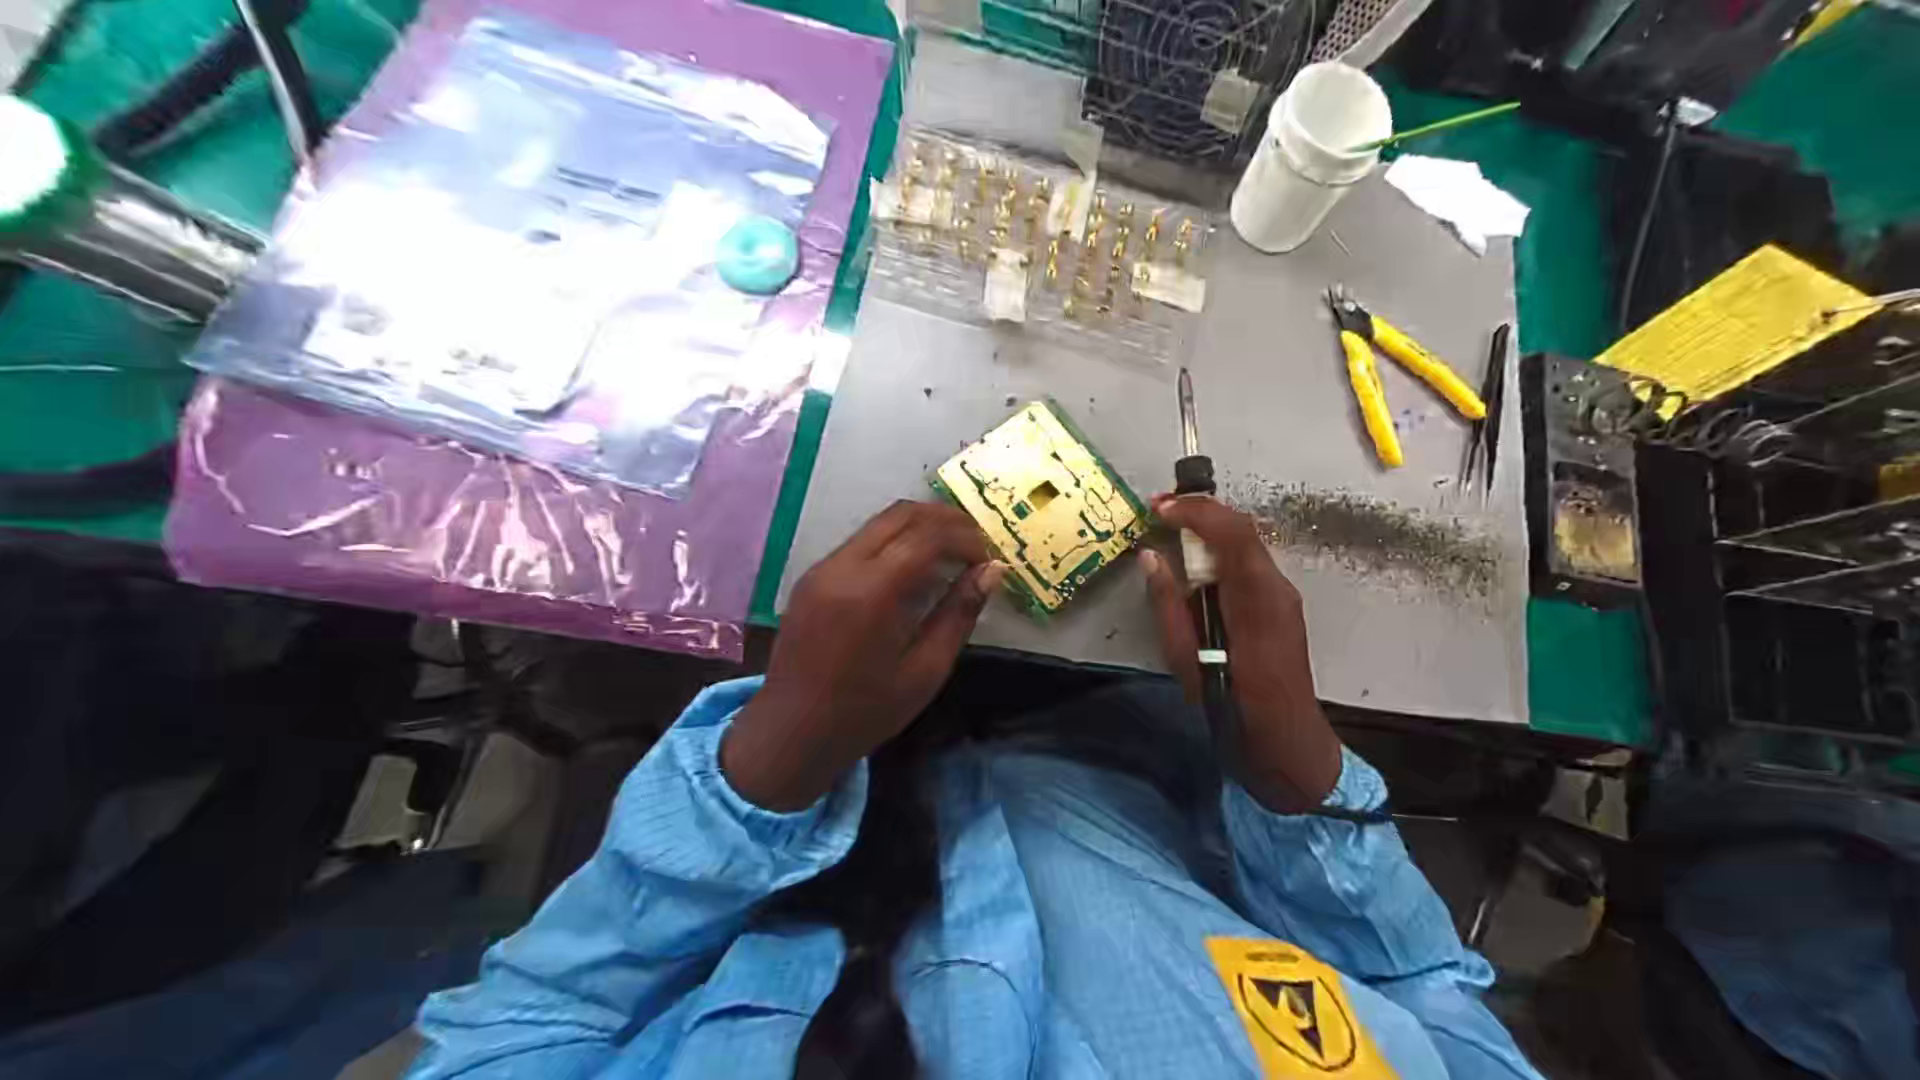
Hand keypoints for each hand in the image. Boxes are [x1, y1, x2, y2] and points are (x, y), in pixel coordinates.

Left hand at [723, 500, 1003, 810]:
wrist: (792, 731)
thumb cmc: (865, 712)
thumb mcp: (925, 671)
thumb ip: (958, 615)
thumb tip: (992, 571)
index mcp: (871, 593)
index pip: (926, 536)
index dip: (965, 537)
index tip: (987, 559)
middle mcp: (842, 567)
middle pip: (901, 514)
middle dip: (945, 519)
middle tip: (976, 542)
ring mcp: (821, 568)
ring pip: (878, 523)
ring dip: (919, 526)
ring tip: (951, 550)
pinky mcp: (812, 577)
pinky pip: (860, 541)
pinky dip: (894, 540)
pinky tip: (914, 567)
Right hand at [1142, 494, 1341, 811]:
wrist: (1286, 739)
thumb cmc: (1233, 706)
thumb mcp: (1186, 658)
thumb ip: (1168, 603)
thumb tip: (1151, 557)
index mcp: (1257, 602)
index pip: (1232, 535)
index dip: (1195, 512)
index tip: (1159, 508)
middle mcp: (1276, 589)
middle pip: (1241, 530)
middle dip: (1198, 512)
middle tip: (1159, 510)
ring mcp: (1283, 594)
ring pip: (1245, 543)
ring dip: (1207, 529)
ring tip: (1170, 528)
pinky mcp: (1279, 603)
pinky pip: (1246, 562)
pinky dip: (1218, 550)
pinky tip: (1193, 561)